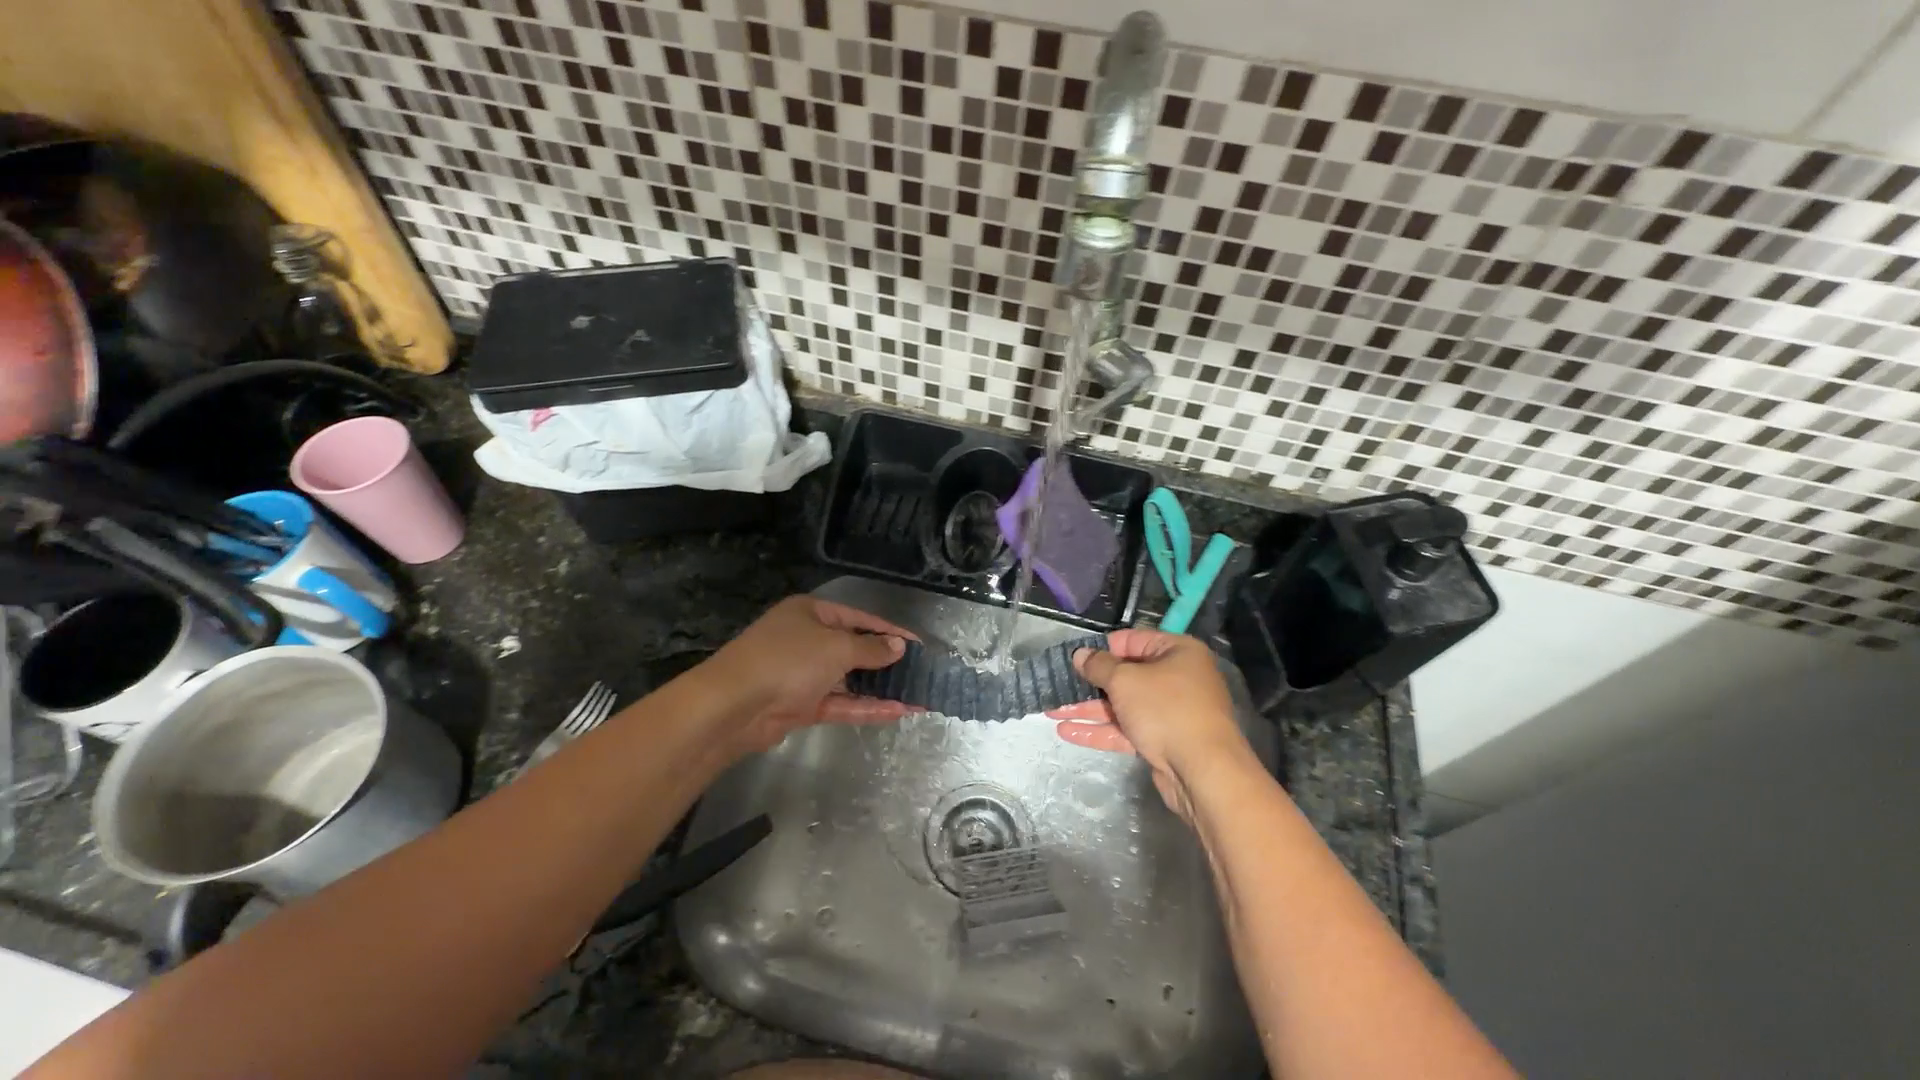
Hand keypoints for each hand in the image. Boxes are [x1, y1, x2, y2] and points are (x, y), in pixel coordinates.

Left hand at [701, 596, 916, 754]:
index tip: (919, 646)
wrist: (734, 705)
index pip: (860, 618)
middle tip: (923, 674)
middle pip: (854, 649)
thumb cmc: (787, 660)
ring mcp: (803, 675)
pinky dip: (867, 707)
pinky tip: (898, 712)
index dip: (890, 631)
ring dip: (882, 689)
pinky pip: (841, 703)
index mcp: (811, 613)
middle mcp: (807, 640)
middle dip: (888, 663)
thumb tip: (899, 647)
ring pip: (850, 680)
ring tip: (919, 697)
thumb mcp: (836, 647)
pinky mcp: (801, 705)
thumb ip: (870, 649)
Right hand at [1047, 628, 1254, 821]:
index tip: (1073, 657)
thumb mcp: (1126, 680)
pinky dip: (1100, 730)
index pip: (1132, 641)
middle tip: (1057, 685)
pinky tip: (1068, 732)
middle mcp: (1177, 678)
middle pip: (1126, 675)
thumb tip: (1080, 655)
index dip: (1101, 648)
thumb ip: (1099, 666)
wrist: (1203, 770)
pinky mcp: (1162, 741)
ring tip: (1051, 710)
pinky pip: (1127, 730)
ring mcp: (1170, 712)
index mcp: (1177, 652)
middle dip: (1089, 683)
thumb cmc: (1166, 710)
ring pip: (1123, 705)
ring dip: (1089, 709)